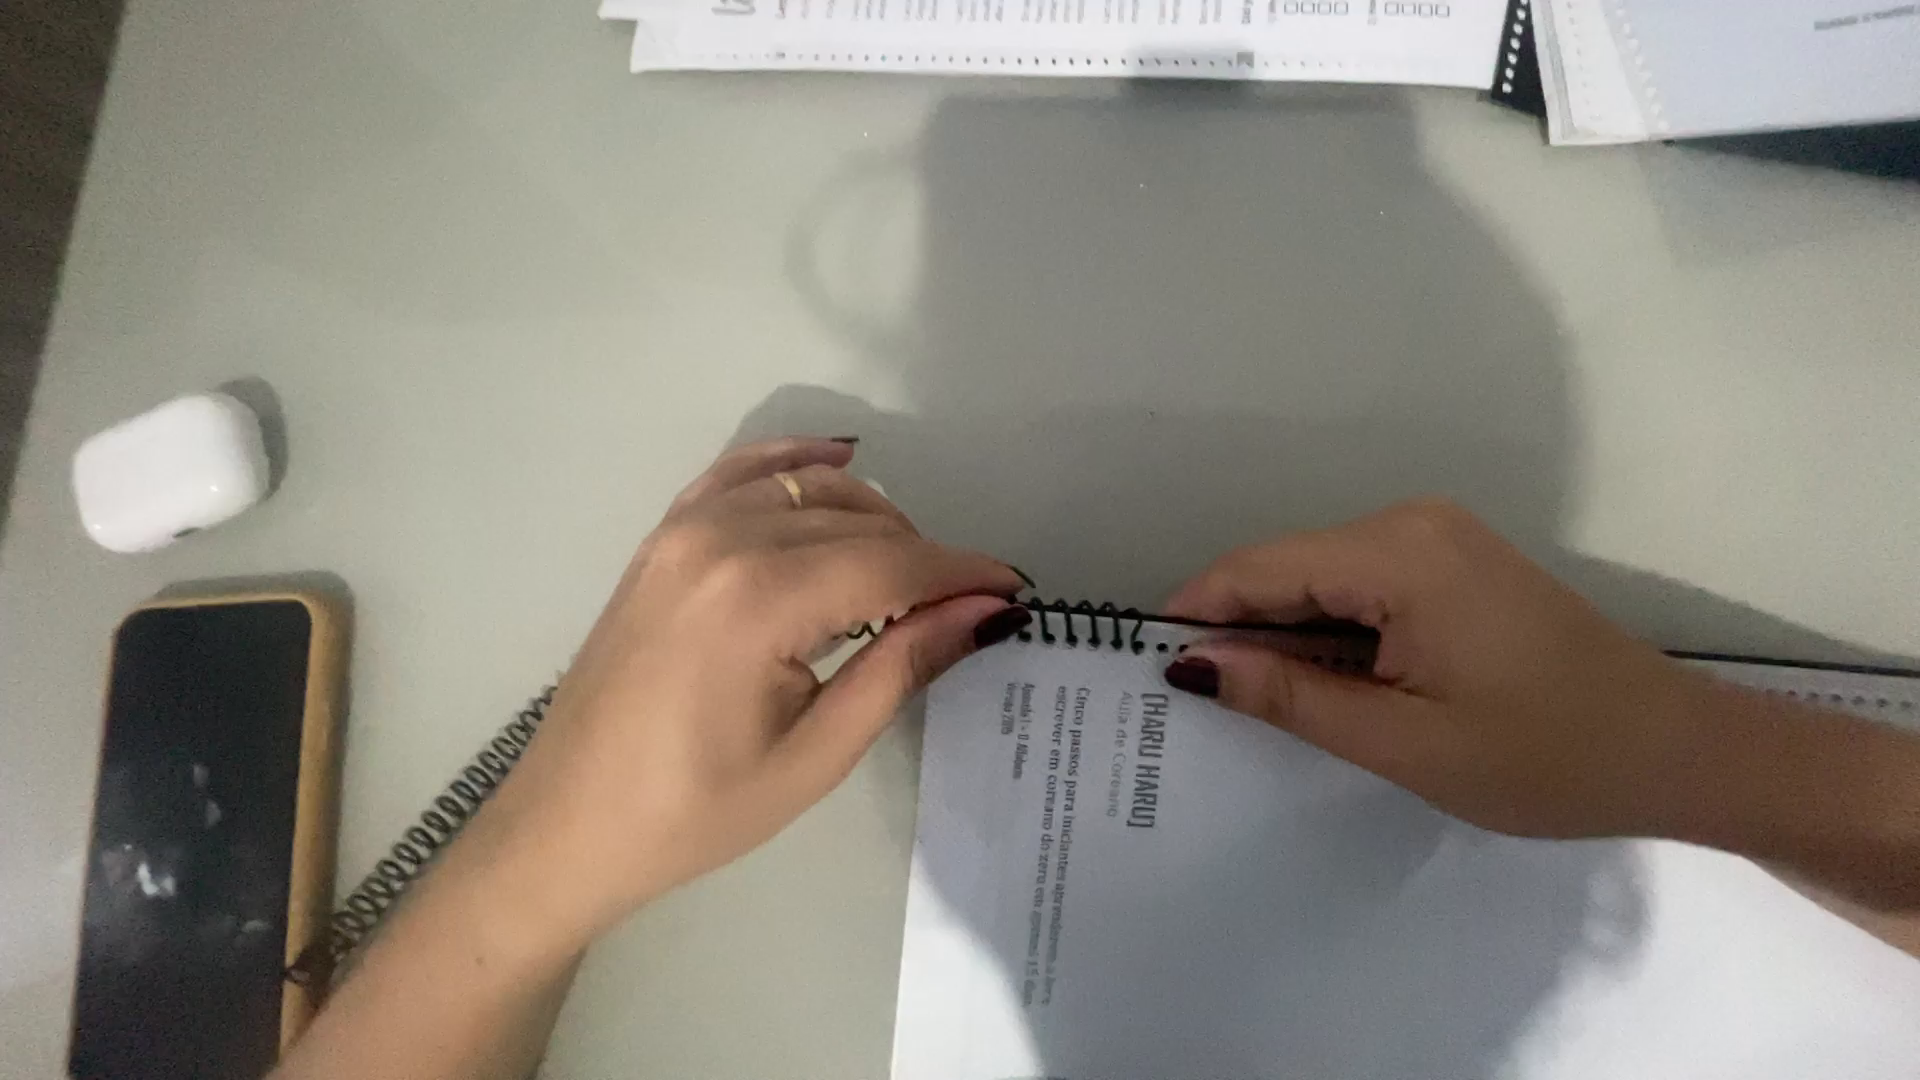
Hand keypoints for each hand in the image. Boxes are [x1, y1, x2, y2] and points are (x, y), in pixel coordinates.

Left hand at [464, 437, 1028, 947]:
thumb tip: (986, 611)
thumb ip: (903, 664)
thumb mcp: (817, 752)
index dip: (961, 574)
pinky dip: (797, 461)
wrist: (566, 824)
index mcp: (760, 598)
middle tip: (960, 608)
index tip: (1013, 589)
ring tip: (905, 574)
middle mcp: (723, 538)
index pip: (893, 563)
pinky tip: (839, 461)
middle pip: (860, 521)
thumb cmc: (697, 810)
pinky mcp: (665, 535)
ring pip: (812, 488)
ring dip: (874, 518)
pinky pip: (743, 470)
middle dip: (924, 557)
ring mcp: (685, 527)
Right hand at [1162, 498, 1723, 839]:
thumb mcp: (1402, 742)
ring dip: (1275, 629)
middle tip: (1200, 694)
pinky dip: (1316, 625)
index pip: (1257, 570)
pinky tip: (1314, 672)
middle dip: (1234, 625)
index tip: (1151, 663)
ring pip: (1308, 573)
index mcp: (1397, 556)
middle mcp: (1406, 523)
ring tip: (1256, 694)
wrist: (1687, 754)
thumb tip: (1190, 665)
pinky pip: (1346, 579)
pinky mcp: (1439, 556)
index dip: (1196, 612)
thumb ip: (1287, 695)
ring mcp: (1427, 534)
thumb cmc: (1546, 757)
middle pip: (1279, 565)